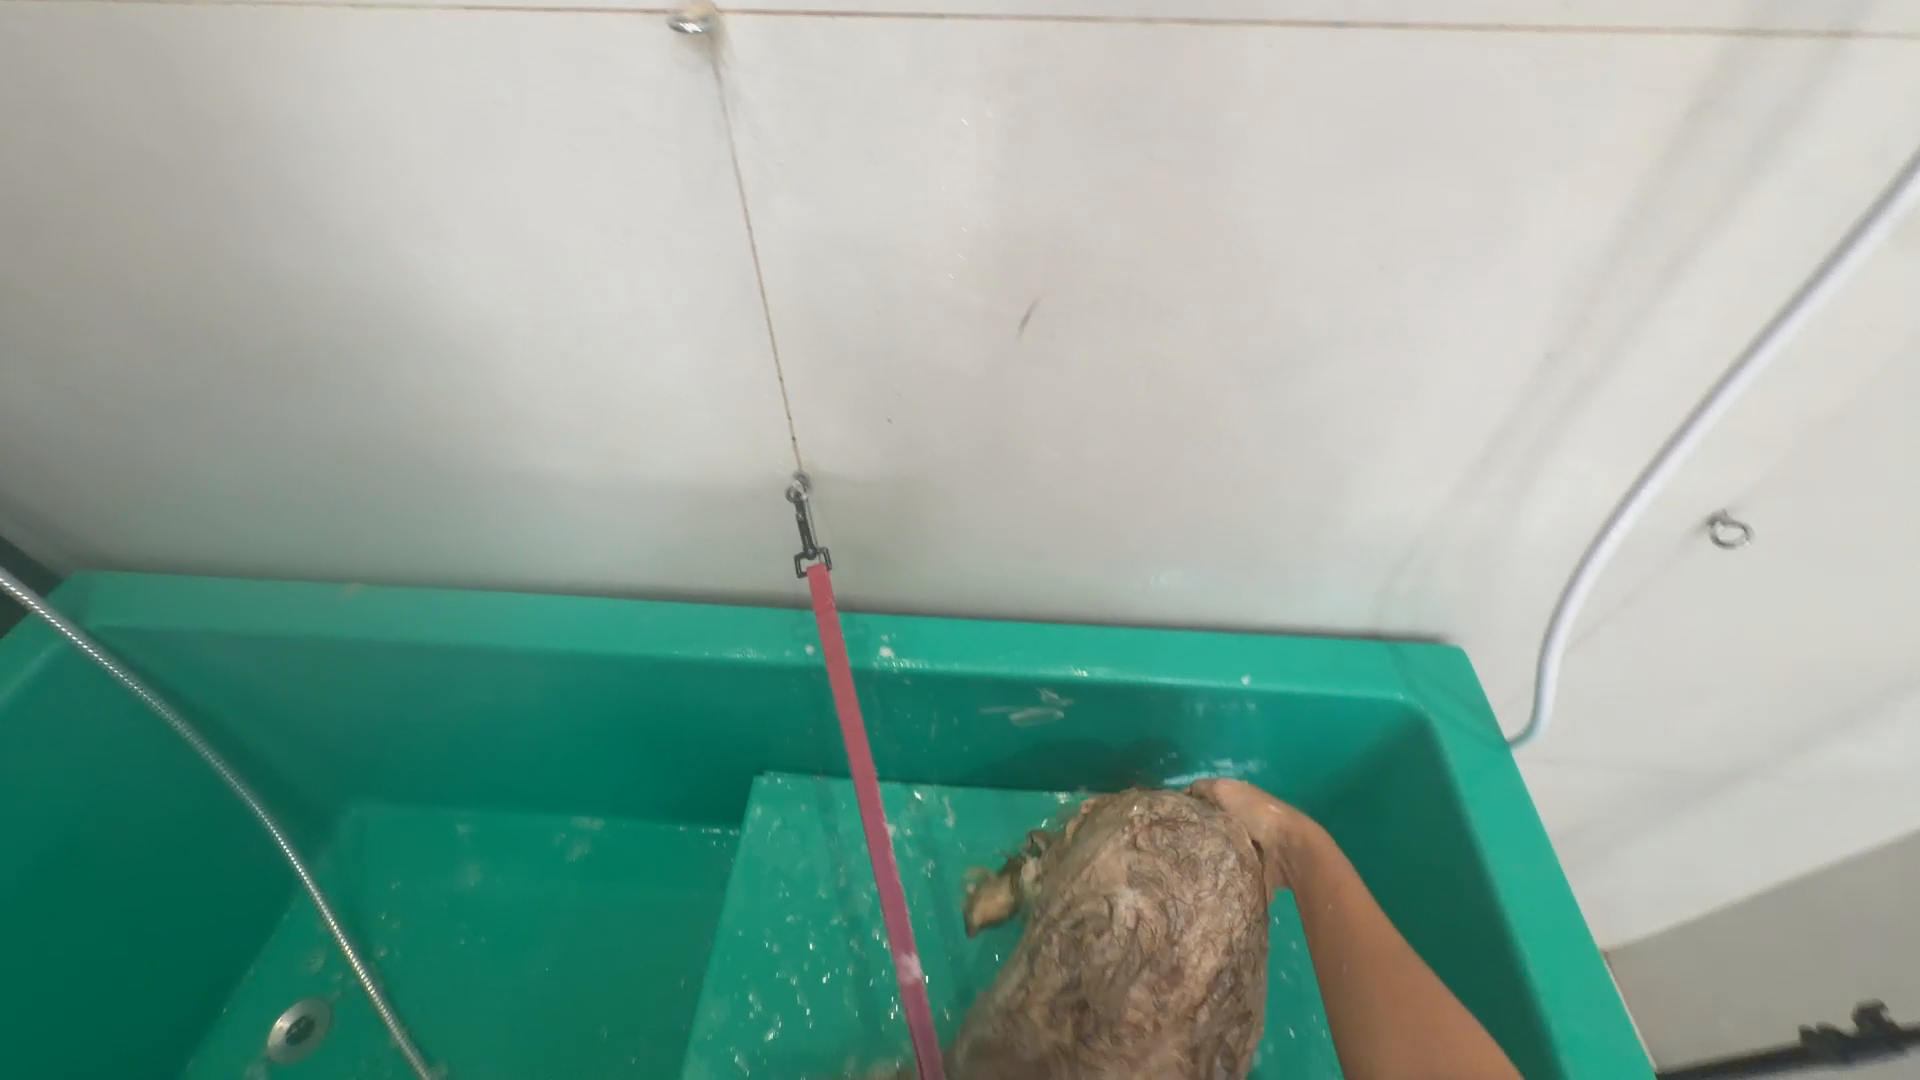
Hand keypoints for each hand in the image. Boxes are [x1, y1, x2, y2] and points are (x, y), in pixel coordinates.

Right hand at [1187, 778, 1321, 889]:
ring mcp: (1248, 842)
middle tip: (1175, 838)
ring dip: (1206, 849)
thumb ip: (1201, 788)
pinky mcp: (1252, 865)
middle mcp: (1242, 817)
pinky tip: (1202, 868)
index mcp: (1237, 797)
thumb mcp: (1224, 789)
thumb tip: (1184, 794)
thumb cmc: (1255, 813)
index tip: (1172, 816)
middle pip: (1211, 822)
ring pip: (1218, 843)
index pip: (1206, 798)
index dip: (1189, 804)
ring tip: (1186, 855)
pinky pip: (1228, 863)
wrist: (1288, 849)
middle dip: (1196, 829)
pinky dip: (1218, 865)